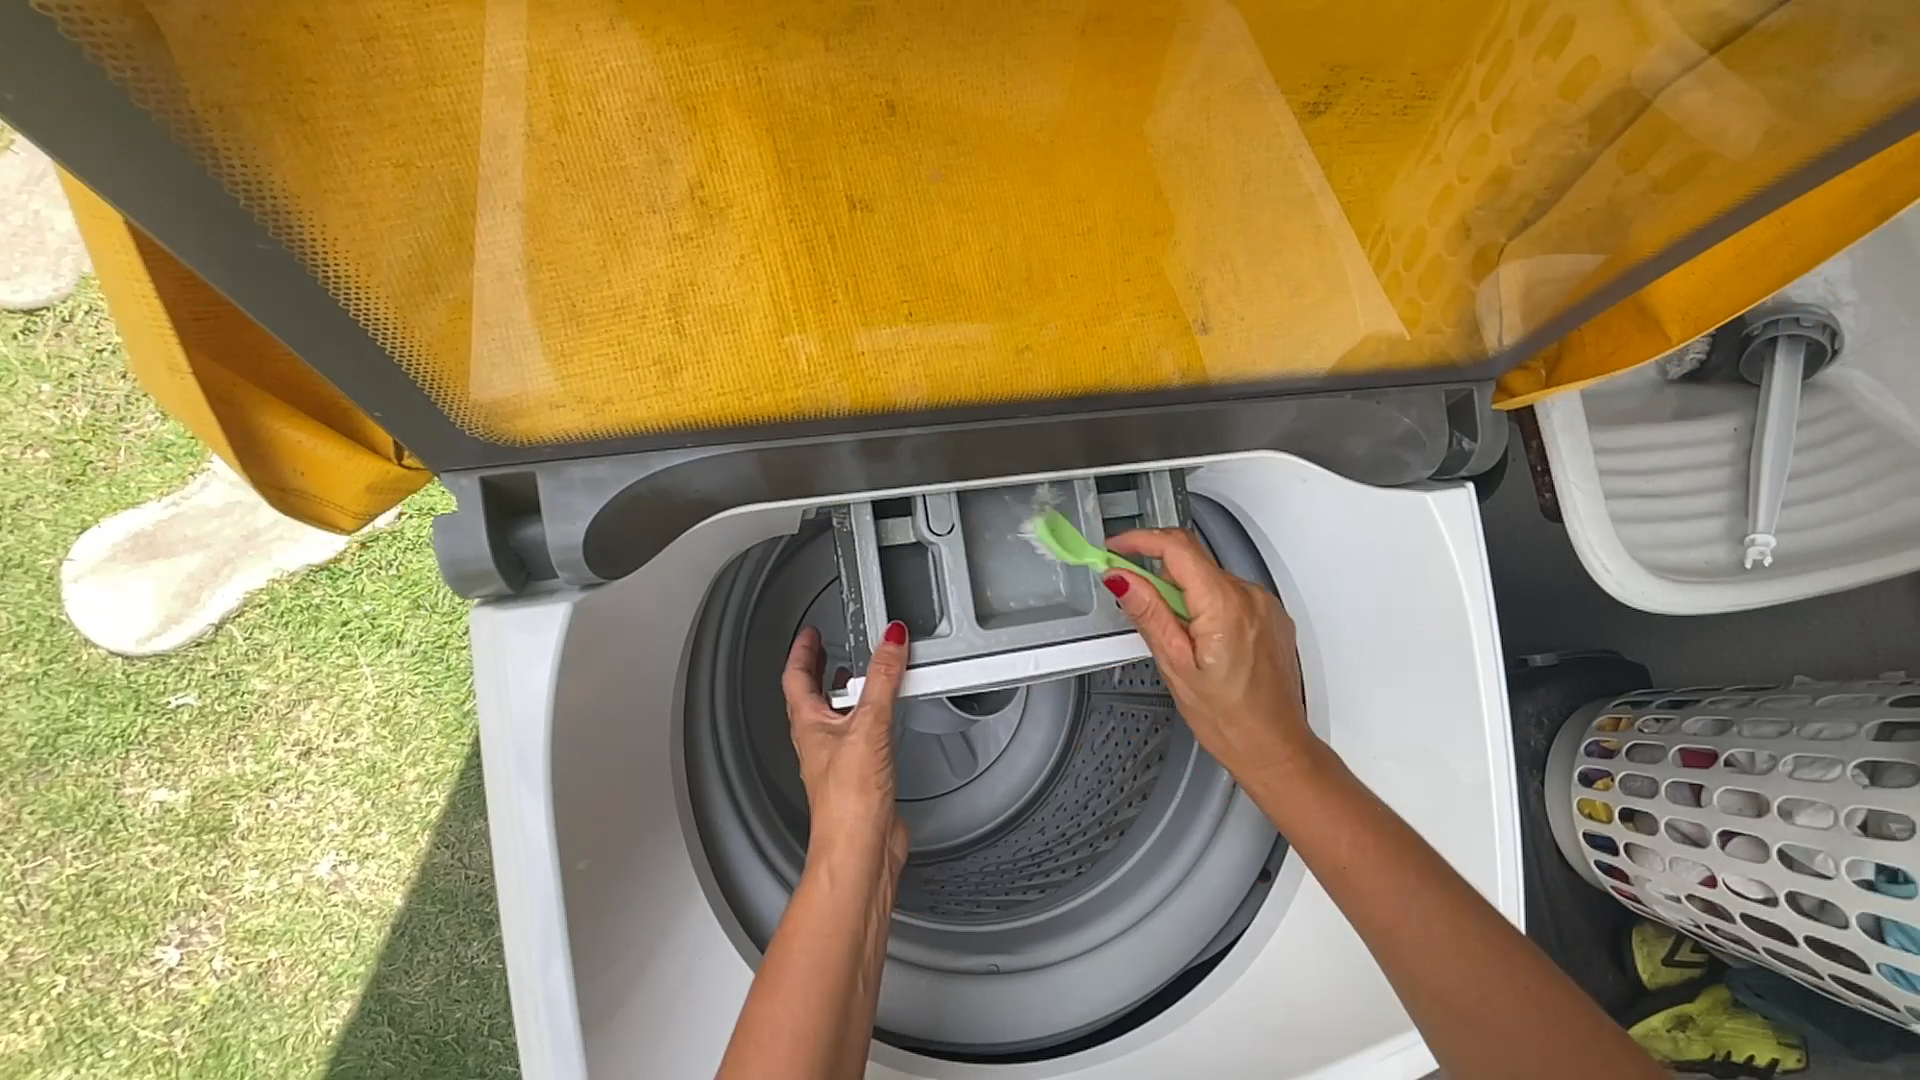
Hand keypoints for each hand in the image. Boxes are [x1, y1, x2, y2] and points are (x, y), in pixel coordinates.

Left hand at [781, 622, 911, 871]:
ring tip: (862, 675)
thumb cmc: (846, 804)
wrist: (860, 852)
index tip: (810, 633)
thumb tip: (890, 640)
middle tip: (832, 647)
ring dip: (846, 693)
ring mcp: (839, 761)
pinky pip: (862, 737)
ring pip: (838, 717)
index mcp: (808, 726)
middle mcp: (819, 742)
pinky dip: (871, 719)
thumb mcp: (868, 726)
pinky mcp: (862, 777)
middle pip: (813, 696)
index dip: (802, 651)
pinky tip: (888, 720)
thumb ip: (883, 679)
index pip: (795, 677)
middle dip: (822, 669)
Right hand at [1103, 528, 1316, 786]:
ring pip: (1209, 578)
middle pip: (1192, 561)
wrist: (1275, 747)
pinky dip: (1206, 604)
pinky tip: (1201, 642)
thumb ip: (1148, 613)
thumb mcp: (1175, 665)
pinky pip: (1229, 594)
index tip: (1116, 547)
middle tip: (1134, 602)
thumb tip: (1121, 578)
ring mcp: (1264, 604)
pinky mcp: (1270, 616)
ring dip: (1183, 594)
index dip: (1140, 540)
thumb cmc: (1229, 719)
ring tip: (1176, 640)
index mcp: (1225, 605)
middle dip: (1158, 574)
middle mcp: (1250, 596)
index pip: (1177, 547)